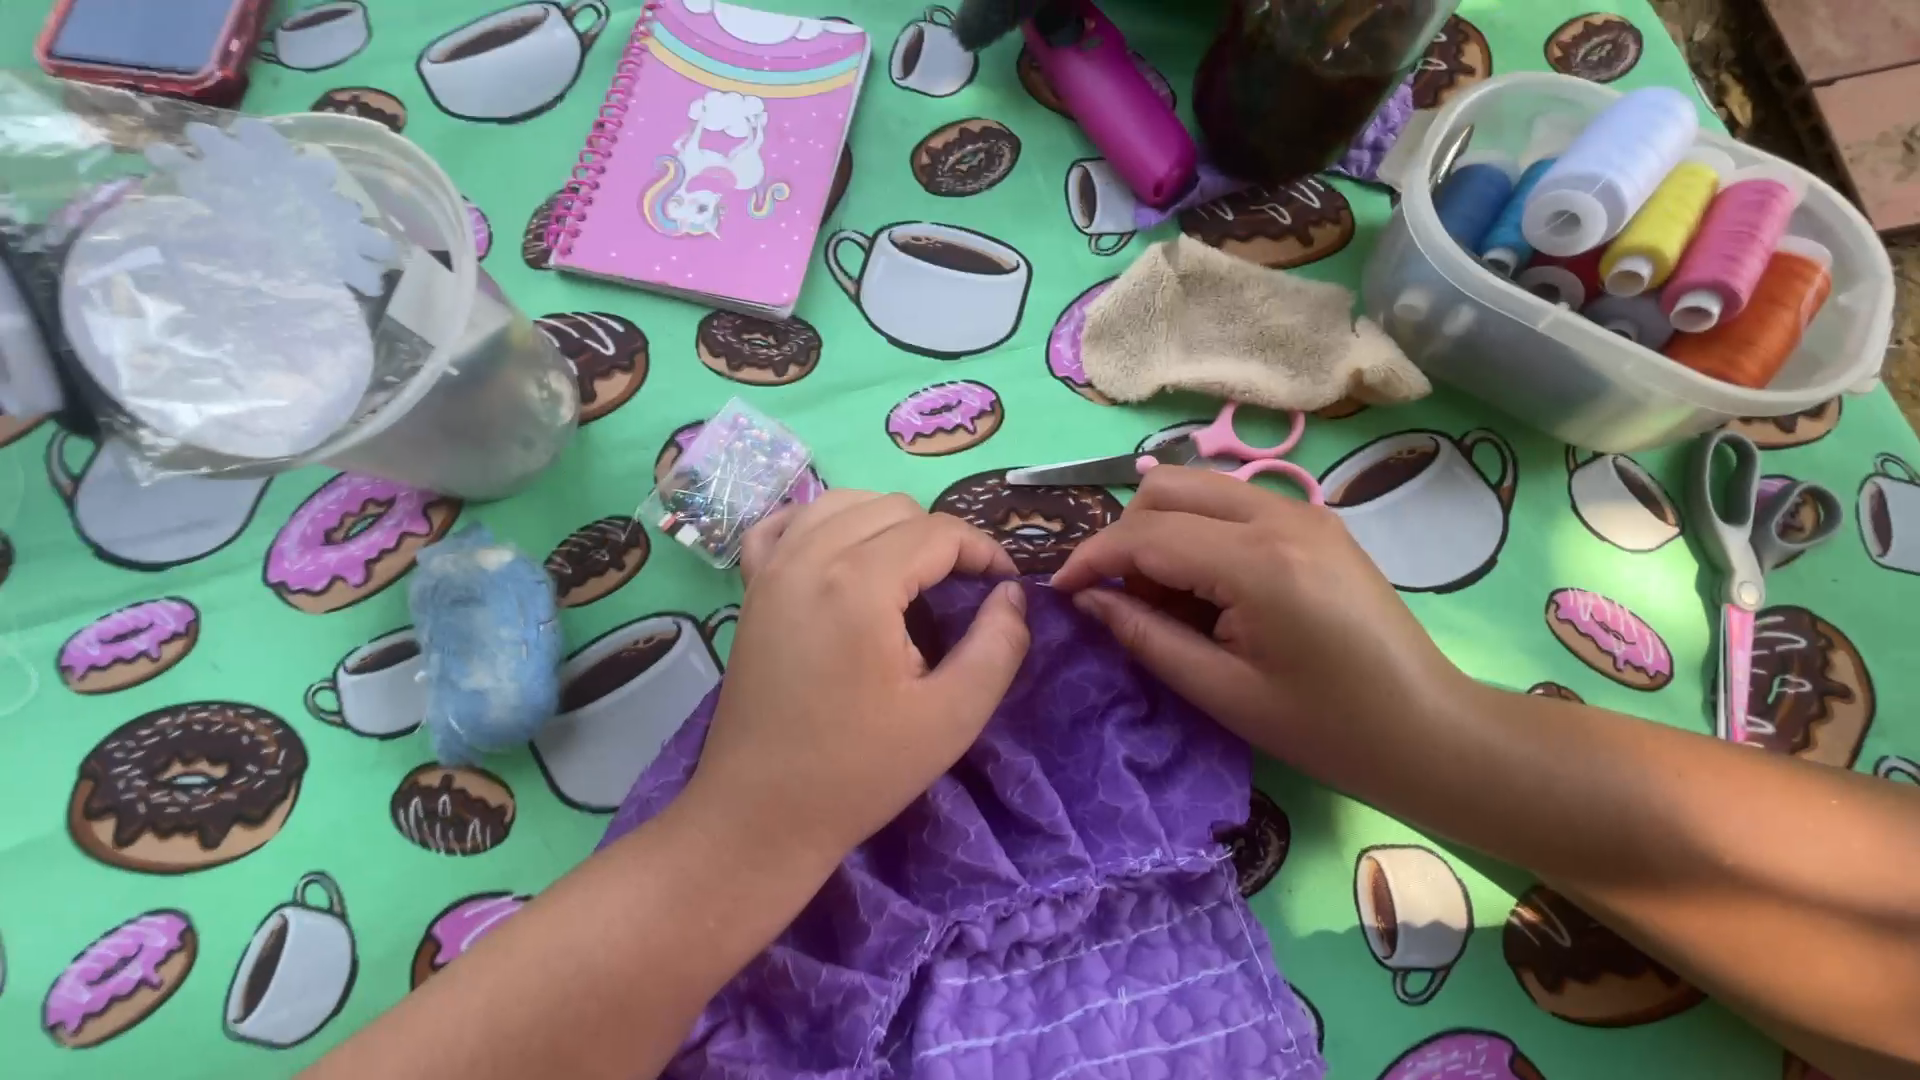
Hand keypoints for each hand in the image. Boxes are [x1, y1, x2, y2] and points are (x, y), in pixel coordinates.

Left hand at [681, 491, 1031, 869]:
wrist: (760, 814)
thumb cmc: (860, 771)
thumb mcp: (952, 717)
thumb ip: (998, 645)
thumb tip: (1011, 593)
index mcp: (859, 584)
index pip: (938, 531)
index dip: (983, 550)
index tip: (1004, 585)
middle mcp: (809, 557)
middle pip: (893, 507)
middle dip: (939, 538)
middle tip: (960, 590)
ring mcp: (771, 569)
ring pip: (842, 503)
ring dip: (886, 523)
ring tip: (909, 572)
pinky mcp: (751, 590)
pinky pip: (784, 525)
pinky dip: (820, 524)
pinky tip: (839, 551)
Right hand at [1049, 467, 1470, 775]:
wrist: (1430, 730)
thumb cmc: (1326, 728)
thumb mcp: (1221, 692)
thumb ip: (1144, 636)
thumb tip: (1088, 599)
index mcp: (1259, 563)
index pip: (1146, 534)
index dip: (1092, 558)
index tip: (1061, 591)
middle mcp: (1281, 514)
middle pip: (1165, 488)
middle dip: (1126, 538)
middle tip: (1124, 601)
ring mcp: (1303, 509)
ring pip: (1196, 487)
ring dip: (1161, 532)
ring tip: (1167, 600)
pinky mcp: (1314, 519)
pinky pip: (1229, 504)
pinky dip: (1197, 533)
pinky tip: (1208, 588)